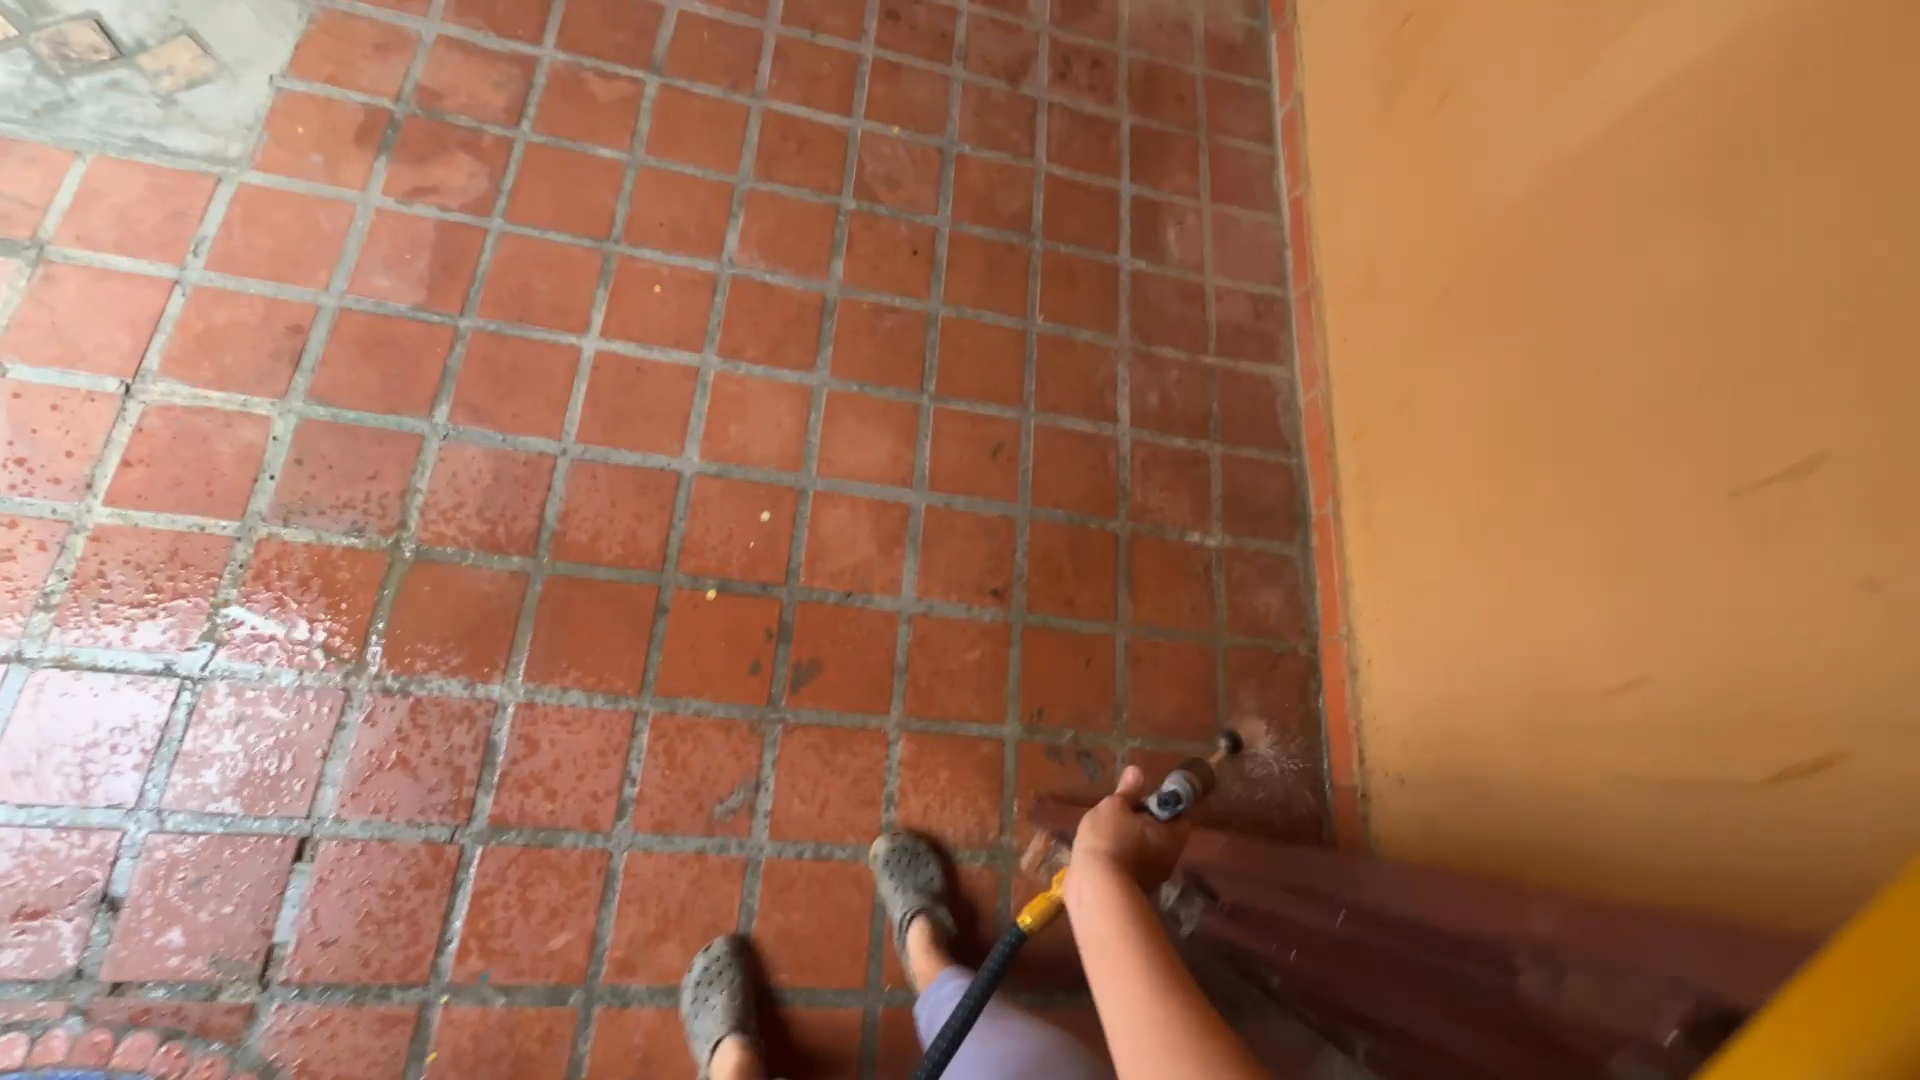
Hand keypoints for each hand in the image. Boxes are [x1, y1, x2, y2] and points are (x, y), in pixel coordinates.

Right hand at [1070, 765, 1192, 890]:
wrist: (1095, 889)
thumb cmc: (1110, 839)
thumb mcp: (1115, 806)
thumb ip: (1128, 791)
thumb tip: (1138, 770)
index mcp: (1172, 835)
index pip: (1180, 815)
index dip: (1166, 803)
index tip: (1147, 795)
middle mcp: (1169, 858)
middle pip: (1163, 833)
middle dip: (1146, 822)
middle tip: (1124, 809)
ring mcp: (1153, 877)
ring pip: (1147, 851)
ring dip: (1133, 840)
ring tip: (1109, 828)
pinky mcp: (1134, 889)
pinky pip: (1132, 866)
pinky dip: (1122, 857)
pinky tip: (1103, 849)